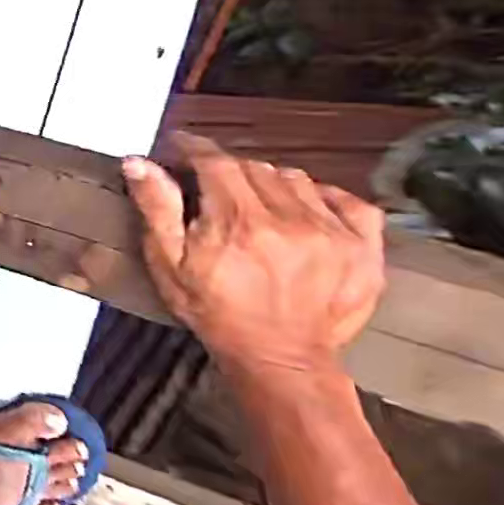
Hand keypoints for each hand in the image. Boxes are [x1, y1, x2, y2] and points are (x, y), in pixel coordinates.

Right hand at [123, 133, 385, 377]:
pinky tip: (302, 208)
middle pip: (253, 167)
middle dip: (225, 168)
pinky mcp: (365, 251)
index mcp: (237, 222)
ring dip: (267, 181)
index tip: (178, 146)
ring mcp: (333, 234)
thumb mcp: (167, 261)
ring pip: (294, 178)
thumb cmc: (213, 308)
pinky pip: (349, 201)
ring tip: (251, 201)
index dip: (192, 147)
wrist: (279, 358)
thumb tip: (138, 163)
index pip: (214, 160)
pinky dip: (323, 196)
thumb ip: (155, 207)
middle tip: (208, 185)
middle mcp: (288, 220)